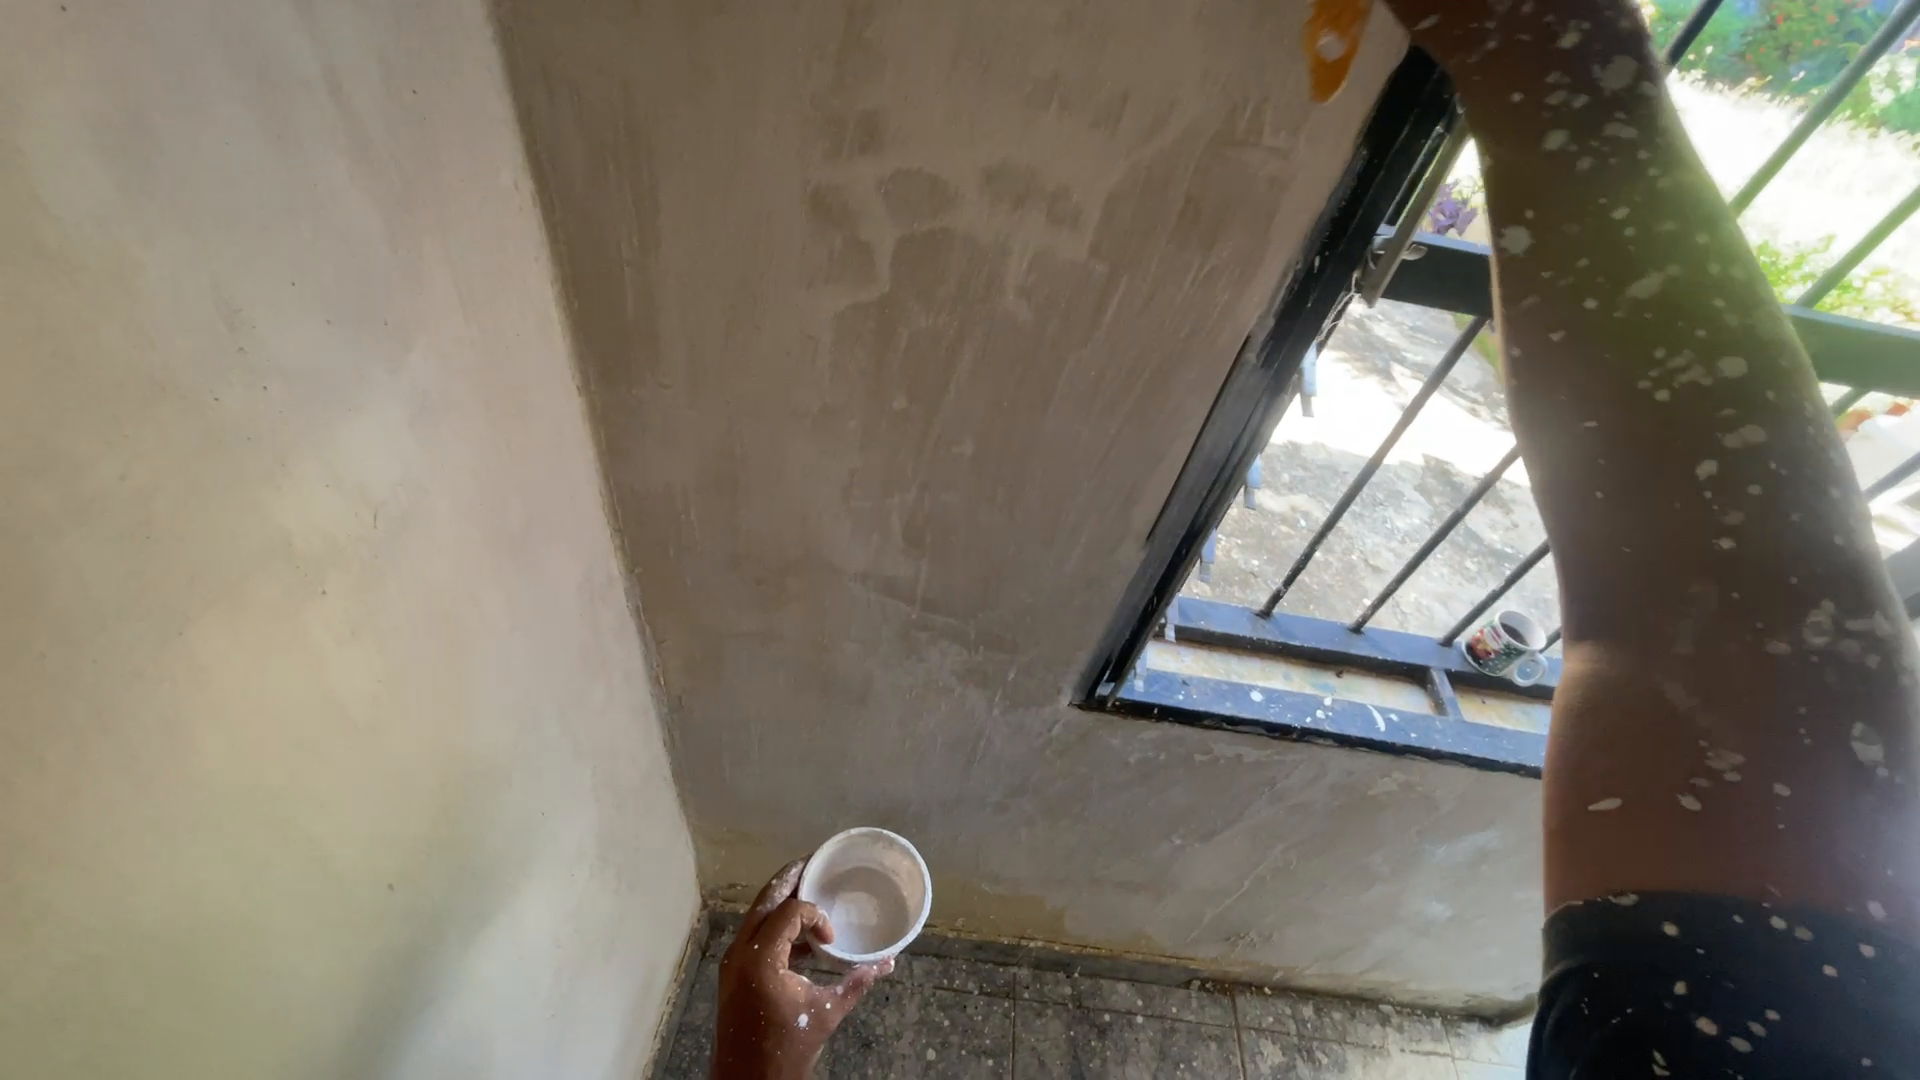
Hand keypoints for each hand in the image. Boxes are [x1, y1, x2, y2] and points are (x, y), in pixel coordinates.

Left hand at [711, 859, 893, 1079]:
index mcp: (761, 958)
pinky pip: (754, 933)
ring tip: (808, 888)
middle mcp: (741, 952)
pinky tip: (798, 935)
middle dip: (790, 878)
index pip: (789, 911)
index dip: (814, 915)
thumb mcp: (826, 1014)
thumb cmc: (785, 1050)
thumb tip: (888, 962)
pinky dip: (774, 924)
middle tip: (815, 862)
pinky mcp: (733, 973)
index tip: (831, 937)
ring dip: (781, 899)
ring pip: (756, 914)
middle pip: (765, 899)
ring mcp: (732, 962)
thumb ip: (857, 983)